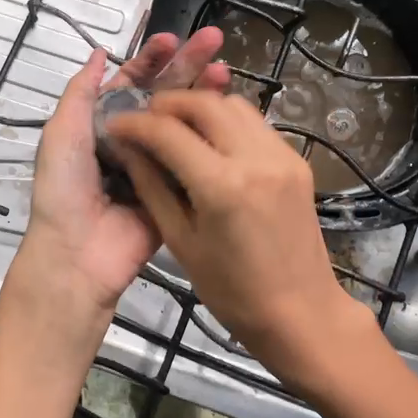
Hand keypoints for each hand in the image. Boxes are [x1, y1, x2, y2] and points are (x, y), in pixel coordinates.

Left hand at [18, 31, 230, 313]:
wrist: (78, 251)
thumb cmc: (64, 187)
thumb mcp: (61, 132)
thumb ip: (80, 92)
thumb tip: (99, 53)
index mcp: (102, 123)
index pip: (131, 82)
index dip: (151, 59)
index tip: (174, 38)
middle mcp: (132, 139)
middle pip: (163, 95)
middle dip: (186, 66)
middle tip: (215, 41)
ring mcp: (157, 164)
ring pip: (184, 123)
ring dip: (203, 95)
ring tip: (225, 70)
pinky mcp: (177, 190)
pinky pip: (195, 159)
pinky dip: (211, 138)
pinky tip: (229, 115)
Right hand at [109, 91, 417, 417]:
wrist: (303, 314)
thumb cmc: (232, 291)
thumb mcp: (180, 241)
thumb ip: (151, 186)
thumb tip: (126, 147)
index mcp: (221, 185)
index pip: (167, 131)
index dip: (135, 123)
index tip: (114, 124)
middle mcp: (255, 158)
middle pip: (203, 103)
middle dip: (167, 104)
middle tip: (144, 121)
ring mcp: (282, 155)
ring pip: (232, 104)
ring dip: (199, 107)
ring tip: (175, 128)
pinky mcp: (296, 160)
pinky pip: (254, 123)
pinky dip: (225, 121)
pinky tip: (209, 144)